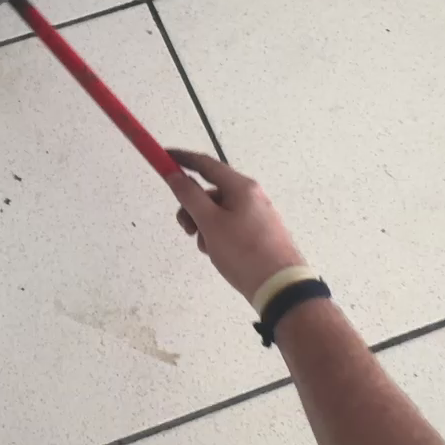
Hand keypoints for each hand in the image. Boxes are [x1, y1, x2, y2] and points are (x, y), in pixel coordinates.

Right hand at [165, 148, 305, 300]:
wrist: (281, 287)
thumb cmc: (243, 251)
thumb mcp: (209, 223)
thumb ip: (189, 196)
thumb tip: (174, 175)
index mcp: (241, 187)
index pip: (205, 164)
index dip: (181, 159)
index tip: (163, 157)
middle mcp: (251, 195)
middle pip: (210, 190)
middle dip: (192, 206)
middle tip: (185, 227)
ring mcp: (257, 214)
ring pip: (218, 210)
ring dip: (204, 224)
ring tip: (207, 247)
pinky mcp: (260, 232)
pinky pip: (230, 224)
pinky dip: (217, 234)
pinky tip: (219, 253)